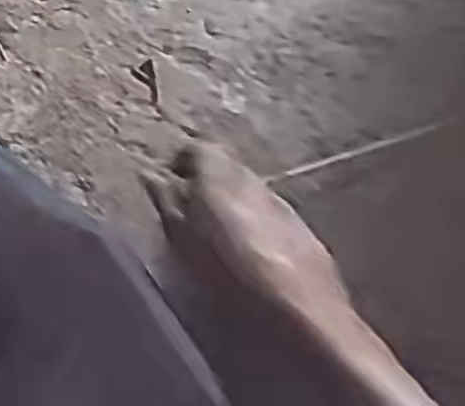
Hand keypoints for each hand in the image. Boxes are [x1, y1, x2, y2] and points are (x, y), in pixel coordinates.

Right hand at [144, 142, 352, 322]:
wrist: (305, 318)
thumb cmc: (228, 269)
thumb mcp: (180, 234)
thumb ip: (166, 199)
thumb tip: (152, 176)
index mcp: (220, 175)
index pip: (199, 147)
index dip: (183, 160)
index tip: (171, 180)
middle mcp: (255, 184)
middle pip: (230, 170)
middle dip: (212, 183)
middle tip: (195, 209)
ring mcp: (288, 211)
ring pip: (255, 196)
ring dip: (239, 207)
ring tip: (225, 235)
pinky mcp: (312, 241)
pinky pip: (278, 222)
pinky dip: (263, 230)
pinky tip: (257, 257)